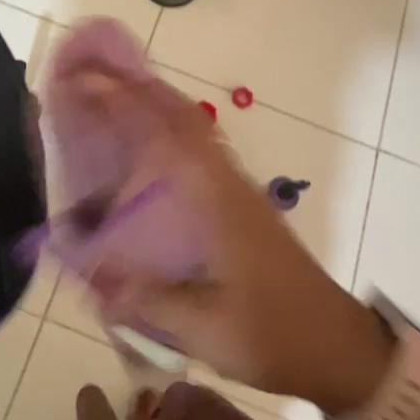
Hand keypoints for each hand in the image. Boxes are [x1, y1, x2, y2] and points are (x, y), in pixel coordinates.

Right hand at [82, 77, 394, 414]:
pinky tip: (147, 146)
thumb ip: (145, 298)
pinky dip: (169, 127)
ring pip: (192, 127)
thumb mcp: (206, 329)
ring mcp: (237, 188)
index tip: (86, 82)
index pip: (166, 133)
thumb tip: (83, 270)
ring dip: (153, 103)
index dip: (125, 102)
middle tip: (89, 76)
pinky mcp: (240, 202)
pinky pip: (198, 147)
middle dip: (136, 89)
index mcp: (216, 198)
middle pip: (180, 115)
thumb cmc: (272, 332)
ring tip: (110, 96)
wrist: (335, 344)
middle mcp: (226, 180)